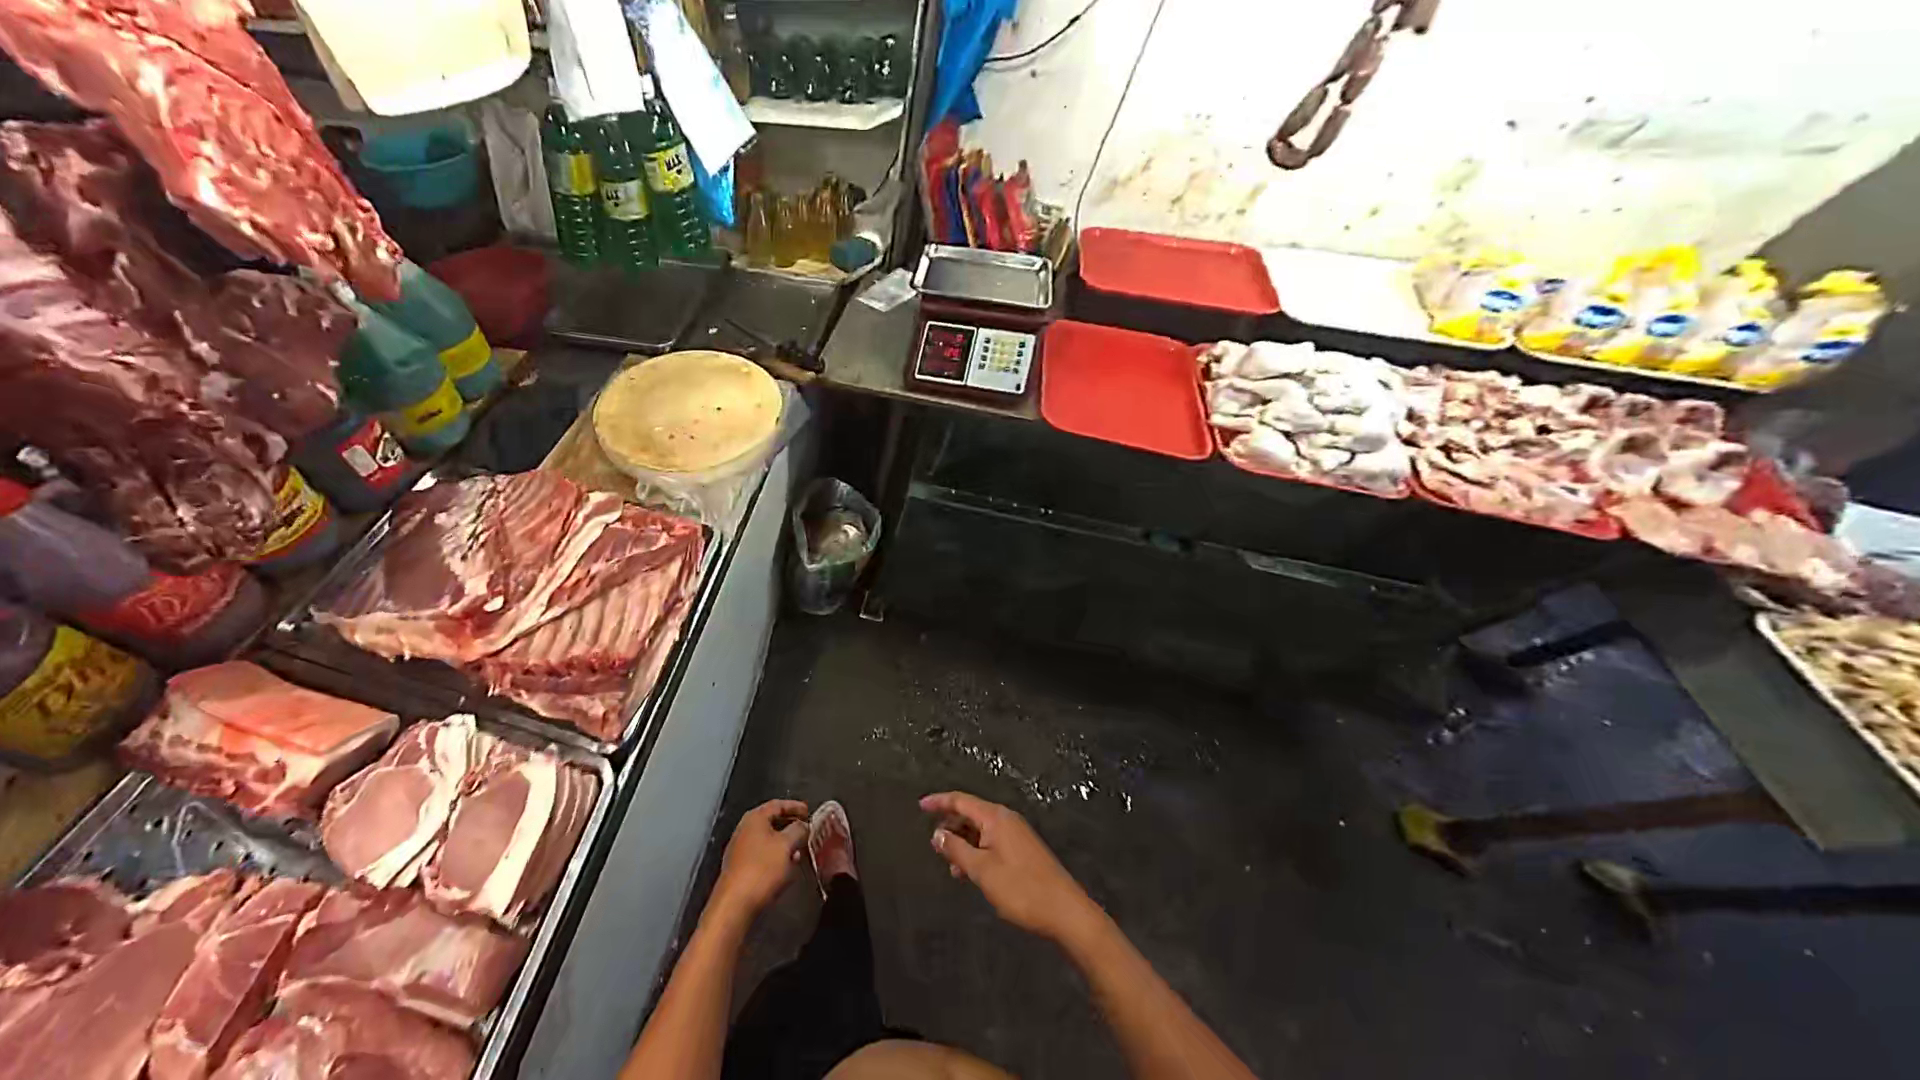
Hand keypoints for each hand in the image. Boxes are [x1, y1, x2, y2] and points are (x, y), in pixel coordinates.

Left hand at [709, 799, 808, 923]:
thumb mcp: (787, 845)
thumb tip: (803, 825)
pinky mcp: (740, 869)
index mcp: (755, 819)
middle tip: (807, 830)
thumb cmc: (762, 868)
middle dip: (791, 826)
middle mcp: (744, 830)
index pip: (778, 804)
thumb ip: (799, 830)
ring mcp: (740, 851)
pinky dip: (776, 858)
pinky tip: (787, 869)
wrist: (734, 905)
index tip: (809, 812)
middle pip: (772, 822)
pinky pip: (762, 856)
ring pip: (768, 841)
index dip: (795, 806)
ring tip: (800, 851)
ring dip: (785, 844)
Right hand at [920, 791, 1102, 943]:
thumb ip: (957, 850)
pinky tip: (969, 872)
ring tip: (948, 863)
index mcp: (996, 818)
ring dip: (963, 842)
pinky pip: (992, 842)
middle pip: (972, 813)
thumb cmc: (1021, 888)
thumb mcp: (982, 870)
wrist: (1064, 910)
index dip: (940, 801)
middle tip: (932, 842)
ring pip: (981, 830)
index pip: (962, 800)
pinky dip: (976, 851)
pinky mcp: (1023, 850)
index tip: (921, 805)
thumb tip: (937, 834)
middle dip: (950, 825)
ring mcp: (1017, 835)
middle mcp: (1007, 820)